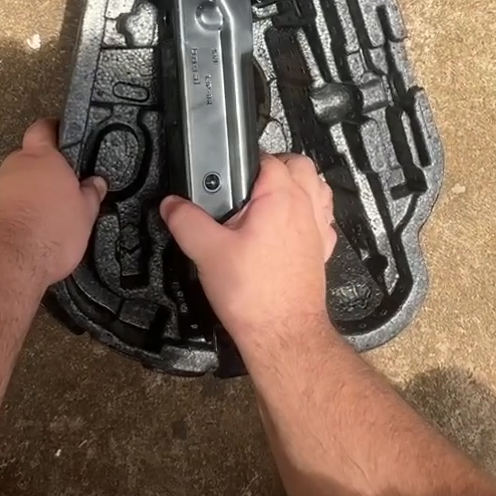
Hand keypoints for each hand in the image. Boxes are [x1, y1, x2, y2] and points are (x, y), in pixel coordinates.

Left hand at [0, 119, 106, 288]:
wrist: (2, 263)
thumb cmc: (45, 234)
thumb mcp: (84, 216)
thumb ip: (90, 194)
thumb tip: (96, 184)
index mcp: (42, 160)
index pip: (43, 129)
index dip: (50, 130)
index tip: (57, 134)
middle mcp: (12, 167)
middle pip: (24, 161)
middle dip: (36, 175)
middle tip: (52, 194)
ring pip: (7, 186)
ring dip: (18, 199)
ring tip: (34, 223)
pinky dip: (2, 219)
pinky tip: (15, 238)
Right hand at [159, 153, 337, 351]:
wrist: (284, 336)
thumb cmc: (255, 297)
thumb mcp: (207, 252)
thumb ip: (186, 221)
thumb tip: (172, 204)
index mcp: (280, 198)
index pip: (268, 159)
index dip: (246, 163)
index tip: (229, 177)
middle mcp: (306, 207)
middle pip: (299, 165)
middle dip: (277, 165)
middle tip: (250, 182)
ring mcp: (318, 229)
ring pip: (317, 188)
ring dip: (299, 185)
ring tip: (272, 197)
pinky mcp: (322, 251)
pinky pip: (323, 218)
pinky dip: (311, 214)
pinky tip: (291, 226)